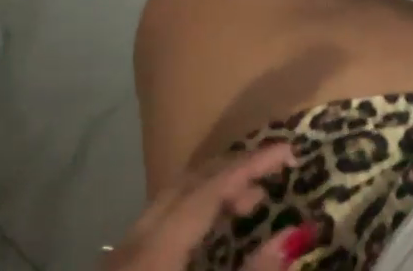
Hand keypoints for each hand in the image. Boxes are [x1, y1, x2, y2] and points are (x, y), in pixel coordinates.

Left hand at [103, 143, 311, 270]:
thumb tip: (295, 234)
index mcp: (153, 255)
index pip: (210, 188)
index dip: (252, 164)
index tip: (290, 152)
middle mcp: (130, 248)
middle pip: (184, 186)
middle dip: (232, 171)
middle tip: (274, 176)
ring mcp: (117, 264)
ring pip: (168, 203)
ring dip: (212, 192)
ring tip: (249, 205)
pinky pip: (157, 224)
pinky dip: (191, 213)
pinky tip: (209, 234)